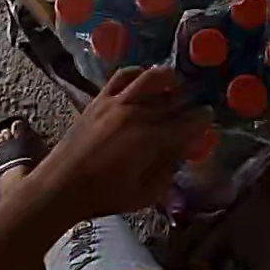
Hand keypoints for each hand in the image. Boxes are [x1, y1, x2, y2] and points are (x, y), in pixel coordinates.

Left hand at [32, 67, 209, 224]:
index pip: (188, 122)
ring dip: (169, 80)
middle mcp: (138, 115)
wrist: (61, 185)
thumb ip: (168, 170)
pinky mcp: (101, 99)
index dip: (202, 119)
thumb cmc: (105, 196)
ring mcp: (118, 102)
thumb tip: (183, 149)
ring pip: (152, 78)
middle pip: (174, 99)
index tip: (208, 119)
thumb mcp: (145, 194)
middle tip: (195, 107)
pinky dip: (138, 73)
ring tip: (175, 86)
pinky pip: (123, 75)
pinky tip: (144, 81)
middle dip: (190, 102)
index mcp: (151, 140)